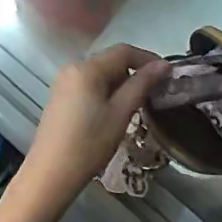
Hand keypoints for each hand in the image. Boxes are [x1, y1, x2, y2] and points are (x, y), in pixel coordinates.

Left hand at [8, 45, 170, 221]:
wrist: (52, 170)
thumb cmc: (89, 142)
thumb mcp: (121, 113)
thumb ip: (142, 85)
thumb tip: (163, 65)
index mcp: (86, 68)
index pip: (123, 51)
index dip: (148, 59)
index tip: (169, 75)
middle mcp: (72, 68)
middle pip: (110, 60)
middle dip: (135, 72)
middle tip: (157, 93)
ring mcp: (63, 82)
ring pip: (100, 73)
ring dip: (121, 83)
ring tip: (139, 104)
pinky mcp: (60, 96)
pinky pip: (88, 84)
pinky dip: (106, 91)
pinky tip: (115, 111)